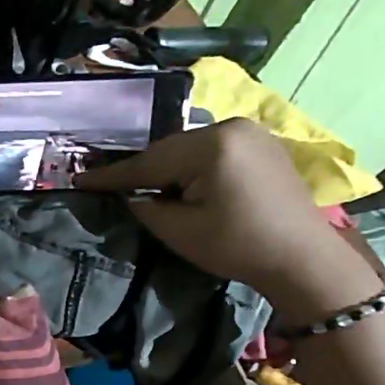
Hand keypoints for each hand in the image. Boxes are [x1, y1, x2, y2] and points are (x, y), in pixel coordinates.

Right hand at [74, 119, 382, 321]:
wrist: (303, 258)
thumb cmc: (238, 246)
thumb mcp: (180, 232)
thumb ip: (147, 207)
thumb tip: (131, 195)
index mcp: (211, 145)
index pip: (150, 161)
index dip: (112, 175)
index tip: (81, 180)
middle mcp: (231, 126)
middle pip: (170, 149)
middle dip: (143, 169)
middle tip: (111, 185)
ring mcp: (251, 131)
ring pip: (191, 149)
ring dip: (168, 168)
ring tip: (146, 187)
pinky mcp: (262, 143)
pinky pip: (213, 150)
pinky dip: (193, 166)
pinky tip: (183, 183)